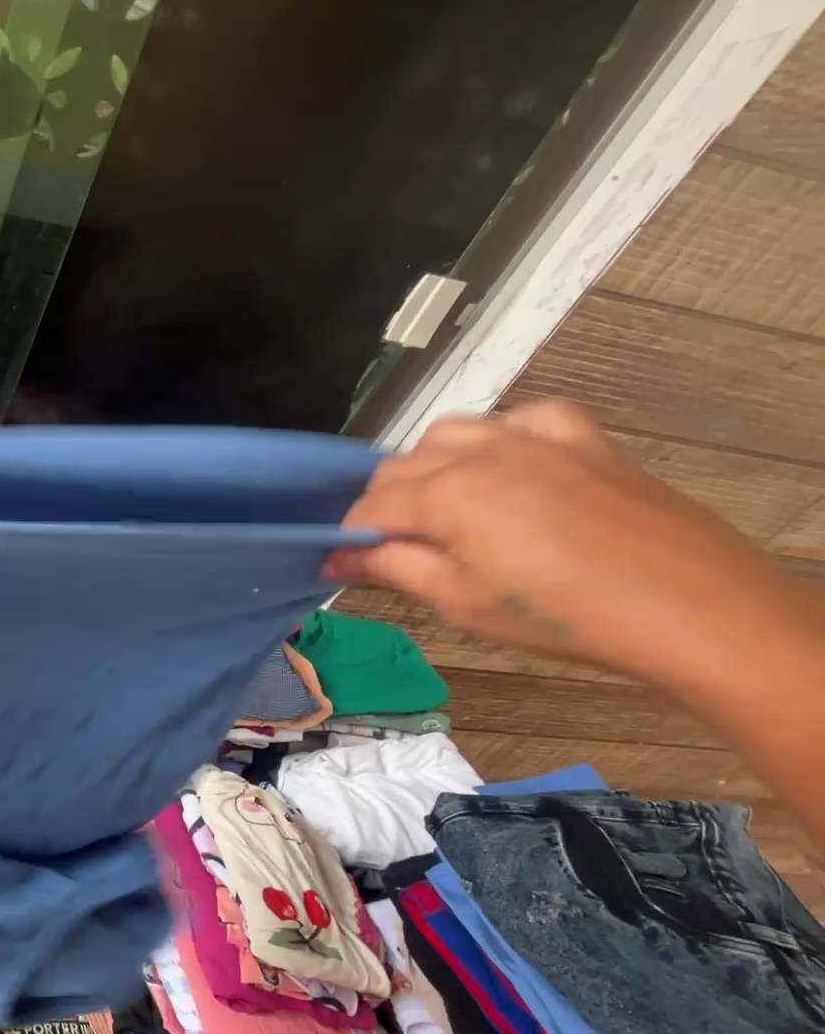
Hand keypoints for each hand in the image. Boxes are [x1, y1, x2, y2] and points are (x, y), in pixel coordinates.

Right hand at [326, 400, 817, 687]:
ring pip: (449, 434)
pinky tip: (511, 466)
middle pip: (399, 466)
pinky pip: (521, 417)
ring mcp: (535, 438)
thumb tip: (338, 556)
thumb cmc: (563, 616)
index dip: (351, 535)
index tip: (349, 562)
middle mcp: (480, 453)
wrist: (693, 610)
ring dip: (432, 466)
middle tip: (400, 546)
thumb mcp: (459, 601)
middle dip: (386, 504)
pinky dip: (501, 436)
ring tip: (449, 507)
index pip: (369, 506)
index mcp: (446, 496)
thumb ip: (390, 568)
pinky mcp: (583, 437)